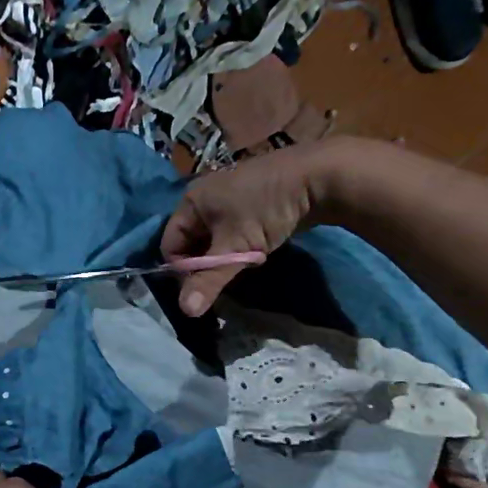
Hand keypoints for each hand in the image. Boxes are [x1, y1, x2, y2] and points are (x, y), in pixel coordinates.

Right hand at [162, 139, 357, 316]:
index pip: (170, 245)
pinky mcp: (249, 203)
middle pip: (190, 243)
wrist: (317, 177)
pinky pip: (231, 232)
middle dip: (203, 266)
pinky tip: (253, 255)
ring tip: (240, 267)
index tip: (202, 287)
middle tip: (222, 282)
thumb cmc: (266, 208)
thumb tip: (186, 311)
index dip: (182, 270)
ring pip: (213, 240)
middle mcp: (204, 197)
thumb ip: (209, 279)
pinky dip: (236, 247)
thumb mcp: (235, 247)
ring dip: (222, 258)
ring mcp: (227, 198)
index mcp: (191, 201)